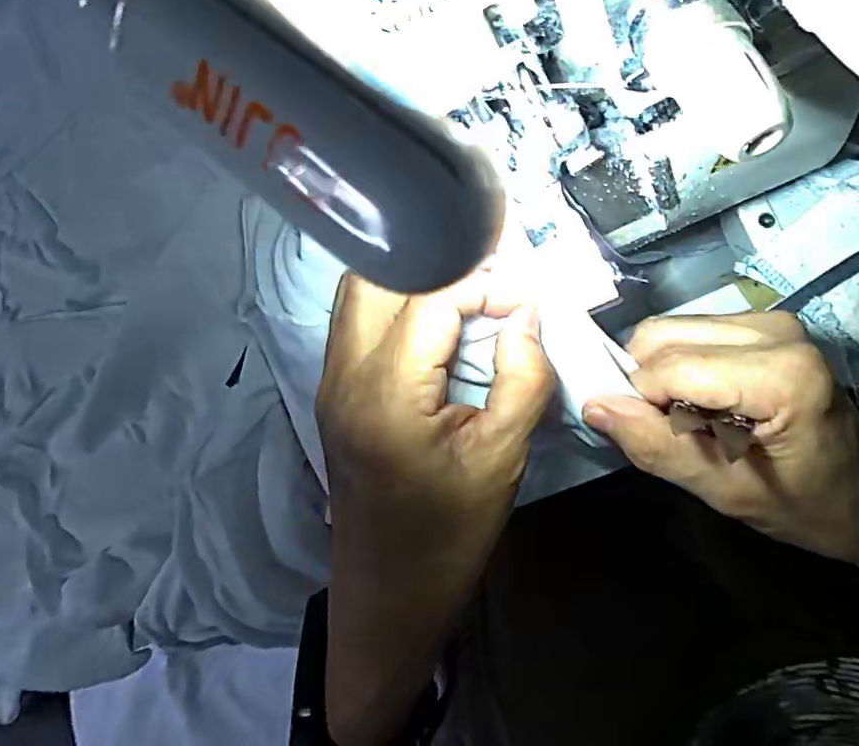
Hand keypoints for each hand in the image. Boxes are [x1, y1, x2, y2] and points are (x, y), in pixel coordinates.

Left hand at [316, 271, 555, 745]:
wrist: (388, 597)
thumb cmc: (449, 533)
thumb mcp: (501, 457)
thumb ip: (522, 377)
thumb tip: (526, 311)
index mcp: (386, 393)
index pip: (432, 296)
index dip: (486, 281)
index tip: (527, 295)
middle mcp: (345, 372)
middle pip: (382, 274)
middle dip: (444, 261)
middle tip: (497, 274)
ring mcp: (331, 378)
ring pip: (364, 289)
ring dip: (418, 275)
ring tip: (473, 285)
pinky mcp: (336, 388)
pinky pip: (362, 316)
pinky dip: (402, 297)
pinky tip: (442, 313)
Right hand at [582, 312, 858, 565]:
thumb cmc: (810, 507)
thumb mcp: (729, 493)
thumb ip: (658, 446)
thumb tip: (595, 405)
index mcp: (781, 373)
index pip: (670, 367)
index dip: (643, 404)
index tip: (656, 443)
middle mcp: (775, 329)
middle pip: (664, 336)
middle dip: (649, 385)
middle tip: (675, 433)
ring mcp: (771, 319)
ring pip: (672, 330)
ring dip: (664, 376)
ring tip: (696, 421)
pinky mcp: (764, 321)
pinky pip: (693, 331)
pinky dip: (682, 366)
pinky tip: (709, 402)